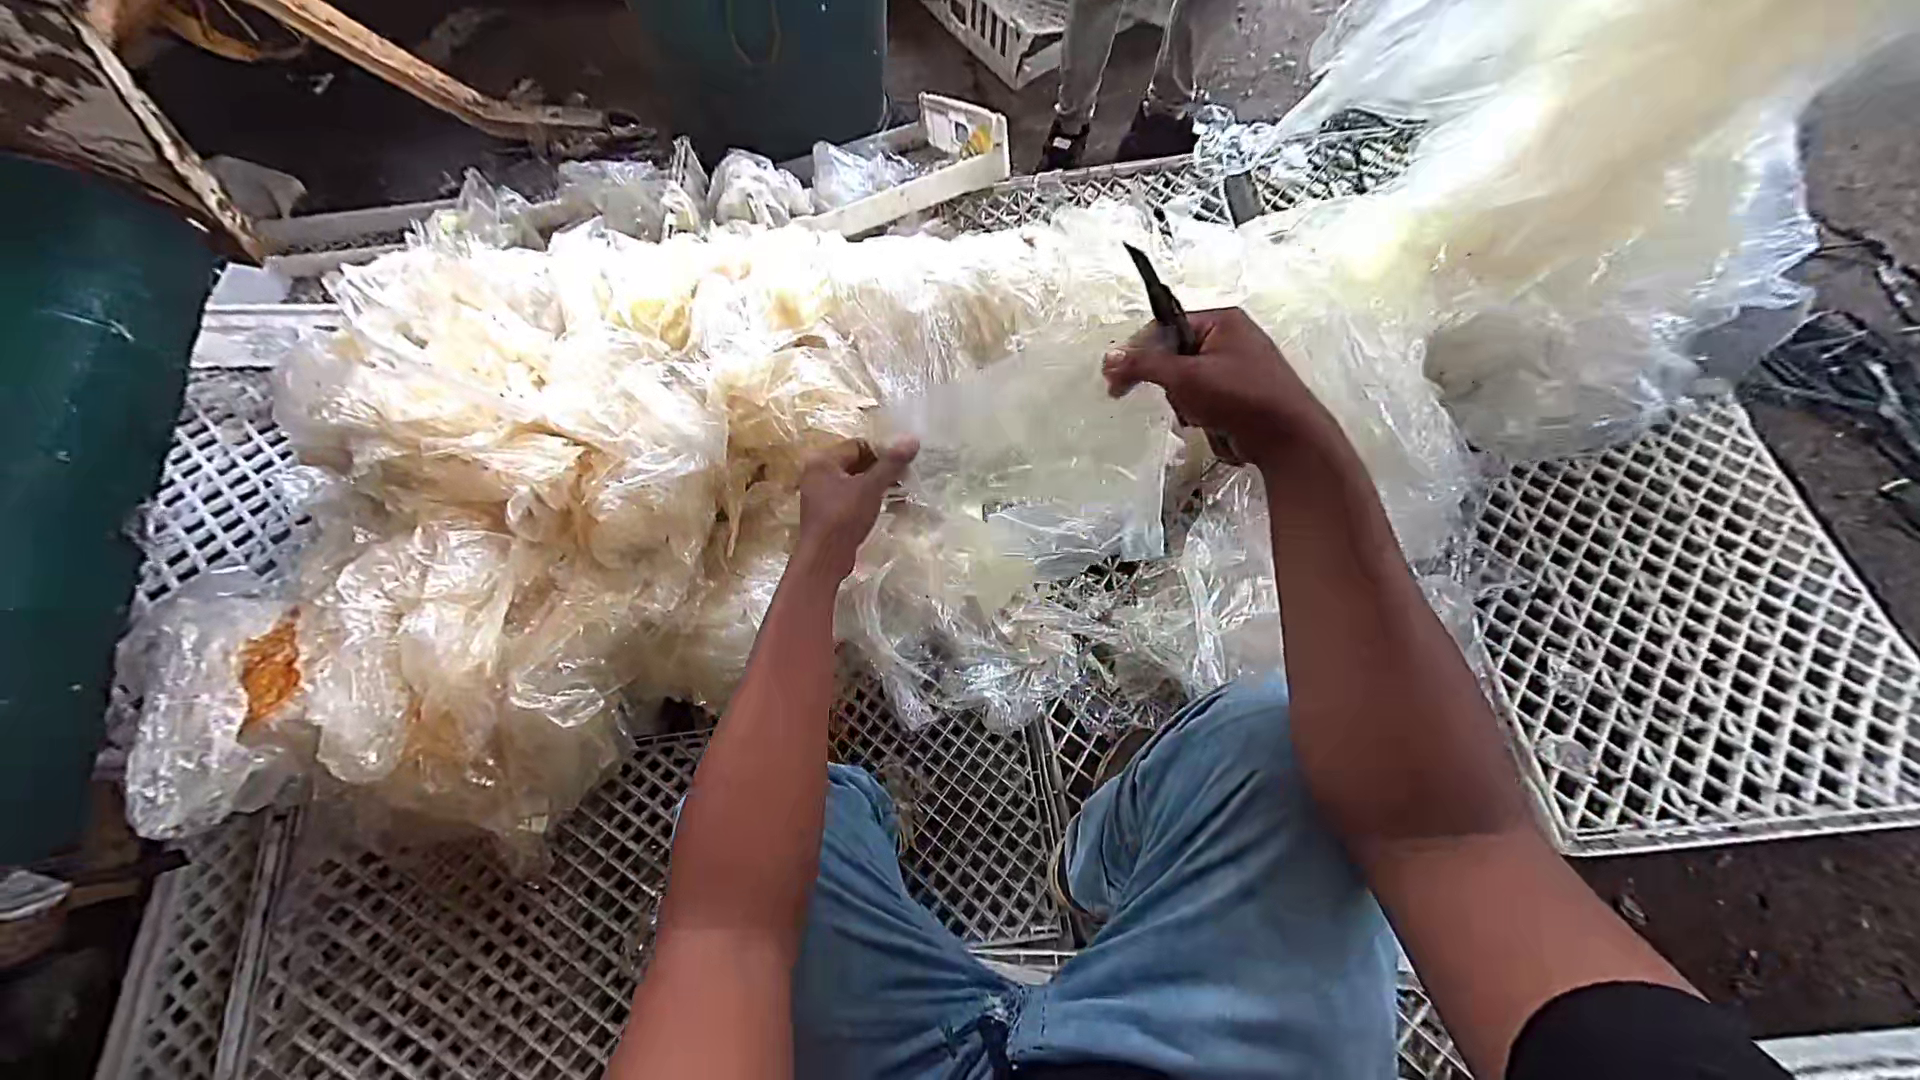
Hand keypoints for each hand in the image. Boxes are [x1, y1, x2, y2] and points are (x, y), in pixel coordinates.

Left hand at [793, 436, 918, 580]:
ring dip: (878, 484)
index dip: (882, 451)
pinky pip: (852, 497)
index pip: (858, 445)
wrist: (824, 559)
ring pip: (855, 481)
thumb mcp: (870, 488)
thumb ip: (891, 463)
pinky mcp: (828, 513)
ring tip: (902, 491)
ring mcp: (821, 495)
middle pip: (856, 462)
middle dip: (882, 468)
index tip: (904, 461)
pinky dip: (869, 498)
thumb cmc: (844, 517)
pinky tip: (888, 505)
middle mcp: (818, 474)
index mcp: (822, 461)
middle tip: (906, 476)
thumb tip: (912, 439)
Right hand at [1103, 307, 1344, 467]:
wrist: (1285, 437)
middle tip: (1159, 397)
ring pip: (1183, 382)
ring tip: (1197, 412)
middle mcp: (1228, 339)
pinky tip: (1207, 421)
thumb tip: (1109, 358)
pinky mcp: (1234, 395)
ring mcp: (1233, 368)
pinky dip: (1196, 411)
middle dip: (1167, 381)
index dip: (1138, 351)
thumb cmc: (1239, 396)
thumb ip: (1144, 365)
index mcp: (1221, 321)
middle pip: (1172, 355)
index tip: (1115, 378)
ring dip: (1182, 401)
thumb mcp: (1185, 376)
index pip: (1164, 327)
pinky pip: (1199, 398)